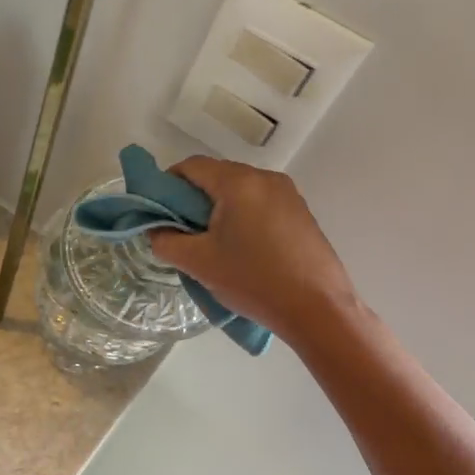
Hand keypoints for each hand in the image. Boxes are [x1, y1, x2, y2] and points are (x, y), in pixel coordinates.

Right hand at [149, 156, 356, 337]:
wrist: (318, 309)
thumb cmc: (253, 280)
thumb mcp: (198, 263)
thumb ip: (166, 240)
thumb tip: (156, 229)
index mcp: (238, 182)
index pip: (192, 166)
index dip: (168, 183)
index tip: (159, 211)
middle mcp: (265, 178)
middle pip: (217, 176)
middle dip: (193, 198)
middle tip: (182, 231)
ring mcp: (288, 194)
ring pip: (240, 190)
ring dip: (219, 208)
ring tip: (212, 244)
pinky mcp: (301, 213)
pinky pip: (260, 203)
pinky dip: (242, 216)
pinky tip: (242, 249)